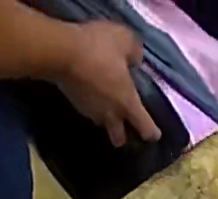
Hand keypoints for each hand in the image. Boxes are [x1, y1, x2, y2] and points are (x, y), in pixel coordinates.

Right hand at [55, 21, 160, 147]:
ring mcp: (92, 113)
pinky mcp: (76, 106)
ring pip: (102, 124)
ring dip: (105, 117)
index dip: (152, 133)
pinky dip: (91, 104)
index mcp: (128, 104)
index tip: (154, 134)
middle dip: (122, 136)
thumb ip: (134, 52)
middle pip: (119, 139)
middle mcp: (111, 115)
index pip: (145, 129)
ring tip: (104, 101)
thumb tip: (136, 60)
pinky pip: (88, 110)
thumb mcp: (124, 40)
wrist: (63, 53)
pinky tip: (90, 90)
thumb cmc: (99, 48)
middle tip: (123, 124)